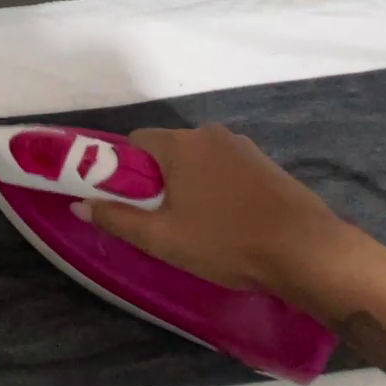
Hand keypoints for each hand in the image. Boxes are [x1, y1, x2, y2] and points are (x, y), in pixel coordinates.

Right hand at [75, 124, 346, 294]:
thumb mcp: (161, 238)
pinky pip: (225, 168)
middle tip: (160, 218)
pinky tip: (227, 220)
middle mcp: (209, 134)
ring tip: (196, 224)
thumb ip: (116, 217)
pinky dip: (217, 187)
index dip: (123, 169)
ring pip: (198, 160)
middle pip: (166, 150)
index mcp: (180, 144)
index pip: (134, 142)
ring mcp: (242, 147)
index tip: (128, 200)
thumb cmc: (225, 242)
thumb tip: (78, 204)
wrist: (307, 251)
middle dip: (157, 179)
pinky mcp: (266, 164)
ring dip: (189, 183)